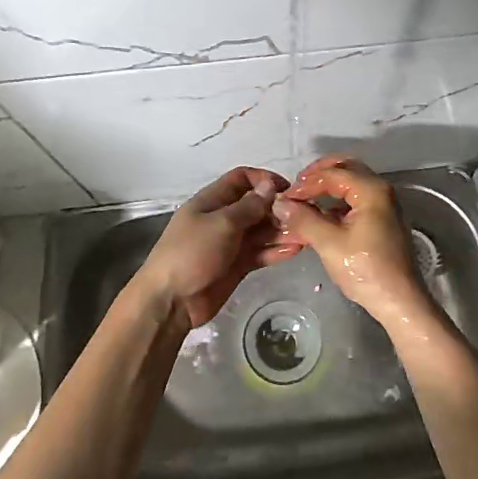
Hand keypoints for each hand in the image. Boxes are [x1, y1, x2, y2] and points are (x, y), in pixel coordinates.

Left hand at [134, 167, 300, 326]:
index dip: (264, 179)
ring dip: (282, 230)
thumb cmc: (192, 253)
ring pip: (261, 231)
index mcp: (211, 201)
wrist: (171, 299)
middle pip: (255, 206)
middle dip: (278, 208)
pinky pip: (260, 253)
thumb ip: (248, 206)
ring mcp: (230, 243)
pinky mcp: (237, 265)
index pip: (241, 179)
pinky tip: (296, 250)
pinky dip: (276, 251)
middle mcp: (222, 219)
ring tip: (305, 234)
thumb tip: (269, 186)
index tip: (288, 189)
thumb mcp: (221, 223)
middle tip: (303, 216)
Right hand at [271, 155, 430, 324]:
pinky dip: (338, 201)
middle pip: (347, 169)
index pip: (333, 174)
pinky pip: (357, 199)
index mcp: (372, 191)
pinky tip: (321, 214)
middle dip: (319, 174)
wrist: (398, 299)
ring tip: (305, 199)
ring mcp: (385, 205)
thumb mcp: (329, 243)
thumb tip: (281, 203)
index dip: (306, 183)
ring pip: (353, 183)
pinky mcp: (383, 220)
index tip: (286, 197)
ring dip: (328, 186)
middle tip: (297, 186)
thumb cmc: (365, 269)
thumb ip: (304, 219)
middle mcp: (382, 191)